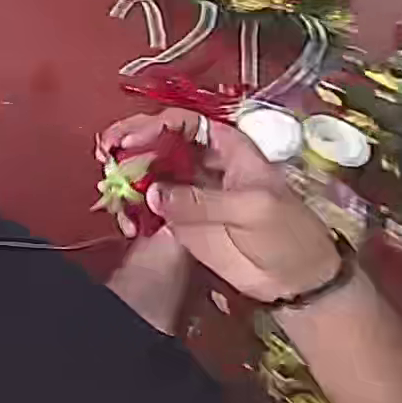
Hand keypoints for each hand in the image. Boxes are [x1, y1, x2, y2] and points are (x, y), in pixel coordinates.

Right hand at [103, 108, 341, 302]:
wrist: (295, 279)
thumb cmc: (286, 232)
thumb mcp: (252, 208)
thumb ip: (202, 200)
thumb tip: (154, 193)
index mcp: (226, 146)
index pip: (184, 123)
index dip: (155, 125)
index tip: (131, 139)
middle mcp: (202, 162)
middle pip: (160, 140)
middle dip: (131, 140)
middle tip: (106, 148)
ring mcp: (188, 190)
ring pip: (149, 169)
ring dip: (126, 169)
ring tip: (105, 174)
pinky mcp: (179, 218)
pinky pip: (149, 204)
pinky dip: (131, 204)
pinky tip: (119, 208)